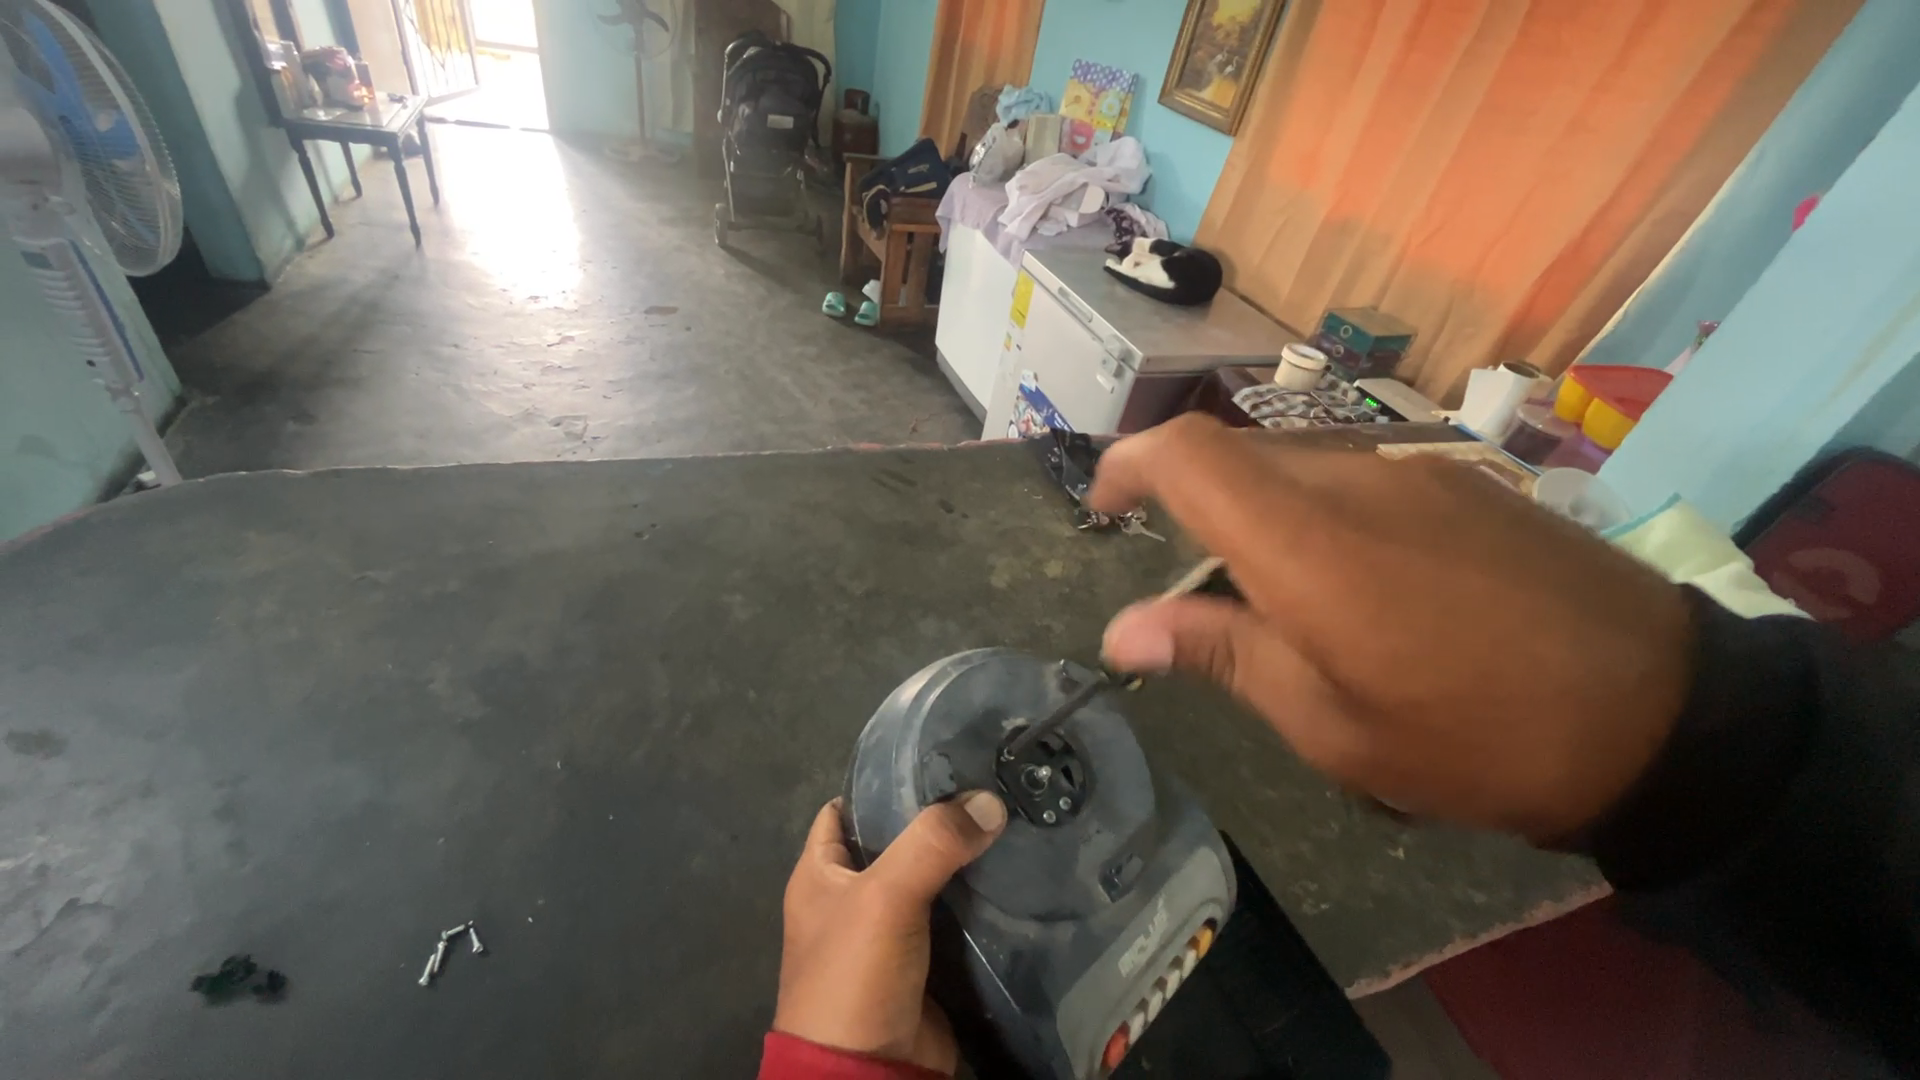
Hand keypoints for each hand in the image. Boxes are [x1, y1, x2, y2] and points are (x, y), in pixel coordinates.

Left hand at [774, 793, 1007, 1073]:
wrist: (870, 1076)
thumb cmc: (854, 975)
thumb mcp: (884, 896)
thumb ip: (932, 843)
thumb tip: (988, 801)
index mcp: (820, 874)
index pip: (846, 808)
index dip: (881, 782)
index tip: (933, 757)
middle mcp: (852, 896)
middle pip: (896, 840)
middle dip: (936, 817)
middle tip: (985, 783)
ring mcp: (890, 930)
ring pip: (930, 876)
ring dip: (962, 857)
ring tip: (1007, 814)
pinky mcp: (926, 959)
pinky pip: (954, 915)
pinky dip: (978, 897)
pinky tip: (1011, 870)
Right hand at [1089, 415, 1694, 841]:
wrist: (1670, 719)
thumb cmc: (1471, 738)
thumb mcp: (1325, 722)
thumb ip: (1217, 653)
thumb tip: (1121, 631)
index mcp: (1306, 542)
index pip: (1188, 454)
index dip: (1128, 462)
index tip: (1105, 506)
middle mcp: (1351, 478)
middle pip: (1233, 457)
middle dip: (1189, 503)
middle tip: (1199, 590)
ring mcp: (1413, 469)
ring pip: (1291, 465)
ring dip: (1255, 512)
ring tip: (1286, 601)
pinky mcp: (1458, 478)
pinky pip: (1351, 475)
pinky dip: (1313, 511)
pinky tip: (1356, 581)